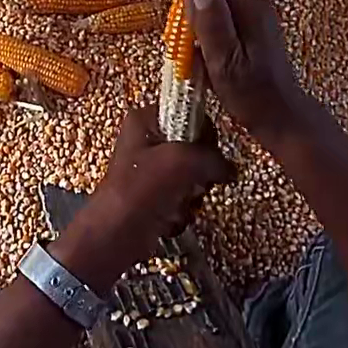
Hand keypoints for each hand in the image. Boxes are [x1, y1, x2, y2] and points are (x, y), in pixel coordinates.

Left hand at [54, 108, 230, 290]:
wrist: (116, 235)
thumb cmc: (140, 190)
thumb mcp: (181, 161)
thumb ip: (213, 158)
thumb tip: (231, 169)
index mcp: (145, 119)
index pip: (189, 112)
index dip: (204, 134)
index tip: (209, 153)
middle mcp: (148, 139)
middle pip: (196, 146)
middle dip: (200, 170)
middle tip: (193, 181)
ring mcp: (152, 168)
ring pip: (194, 174)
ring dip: (193, 193)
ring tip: (180, 201)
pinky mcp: (156, 194)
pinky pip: (185, 195)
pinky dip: (184, 207)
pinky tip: (173, 215)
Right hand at [186, 0, 314, 142]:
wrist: (282, 120)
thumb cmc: (253, 95)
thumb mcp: (224, 60)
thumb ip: (210, 22)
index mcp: (251, 9)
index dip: (192, 18)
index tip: (187, 44)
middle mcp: (257, 9)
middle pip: (211, 11)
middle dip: (198, 35)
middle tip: (197, 64)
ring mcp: (258, 24)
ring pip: (216, 26)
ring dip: (205, 47)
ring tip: (206, 72)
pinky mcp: (256, 39)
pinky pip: (225, 38)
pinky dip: (216, 53)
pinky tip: (216, 73)